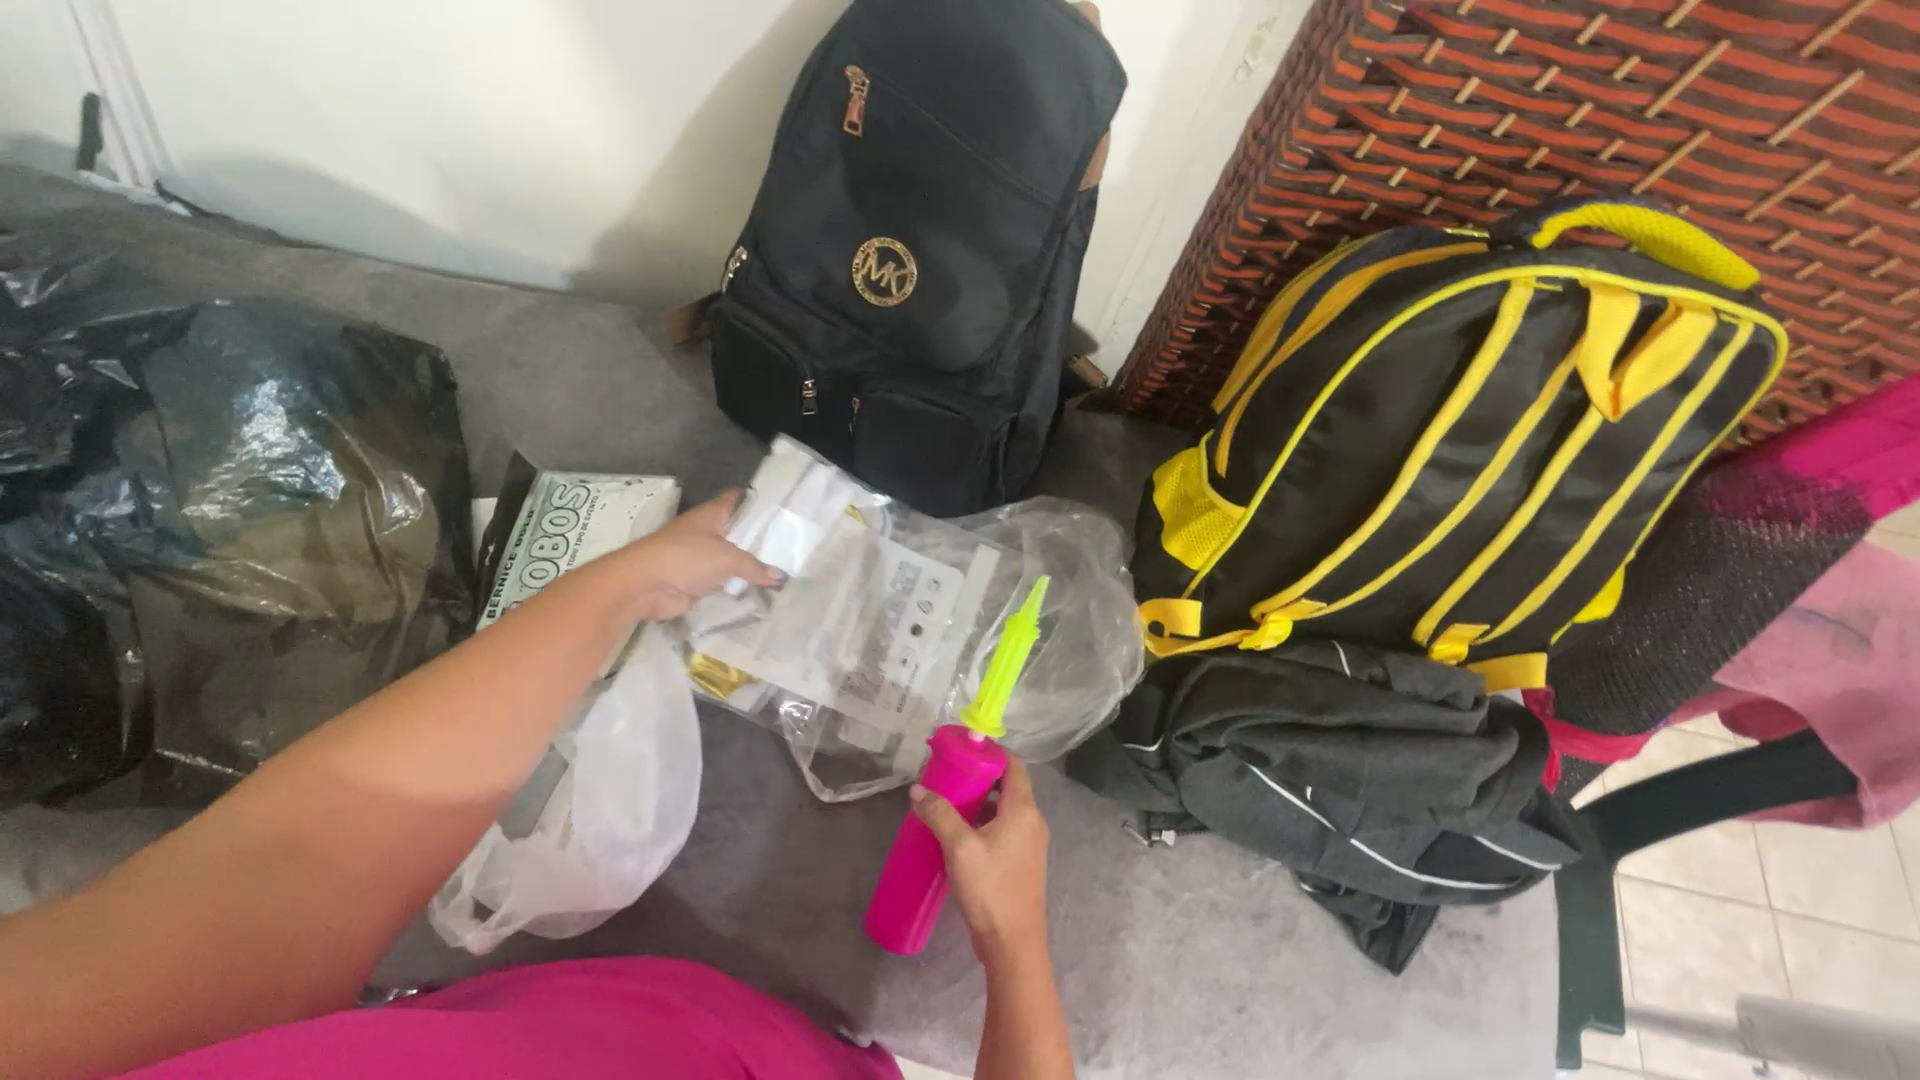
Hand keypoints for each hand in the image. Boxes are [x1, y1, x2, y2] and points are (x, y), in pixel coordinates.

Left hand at [615, 491, 782, 620]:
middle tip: (793, 546)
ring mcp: (700, 558)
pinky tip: (762, 592)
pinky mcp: (697, 582)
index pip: (738, 499)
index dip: (758, 501)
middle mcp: (707, 532)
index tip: (783, 509)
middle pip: (739, 532)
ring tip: (785, 571)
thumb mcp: (727, 557)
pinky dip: (738, 587)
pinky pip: (724, 583)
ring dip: (751, 567)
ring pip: (732, 560)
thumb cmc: (684, 558)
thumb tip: (781, 577)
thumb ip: (755, 566)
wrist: (643, 585)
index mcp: (712, 514)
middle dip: (761, 539)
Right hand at [912, 756, 1050, 967]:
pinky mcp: (1022, 861)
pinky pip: (1004, 828)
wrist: (1014, 944)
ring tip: (947, 801)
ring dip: (979, 801)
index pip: (1013, 764)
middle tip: (947, 774)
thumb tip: (918, 789)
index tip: (962, 748)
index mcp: (1023, 809)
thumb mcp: (959, 848)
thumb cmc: (990, 890)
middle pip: (1008, 784)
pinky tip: (958, 832)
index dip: (990, 752)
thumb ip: (939, 814)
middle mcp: (1032, 820)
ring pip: (1004, 808)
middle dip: (979, 776)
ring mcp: (1030, 842)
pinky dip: (983, 821)